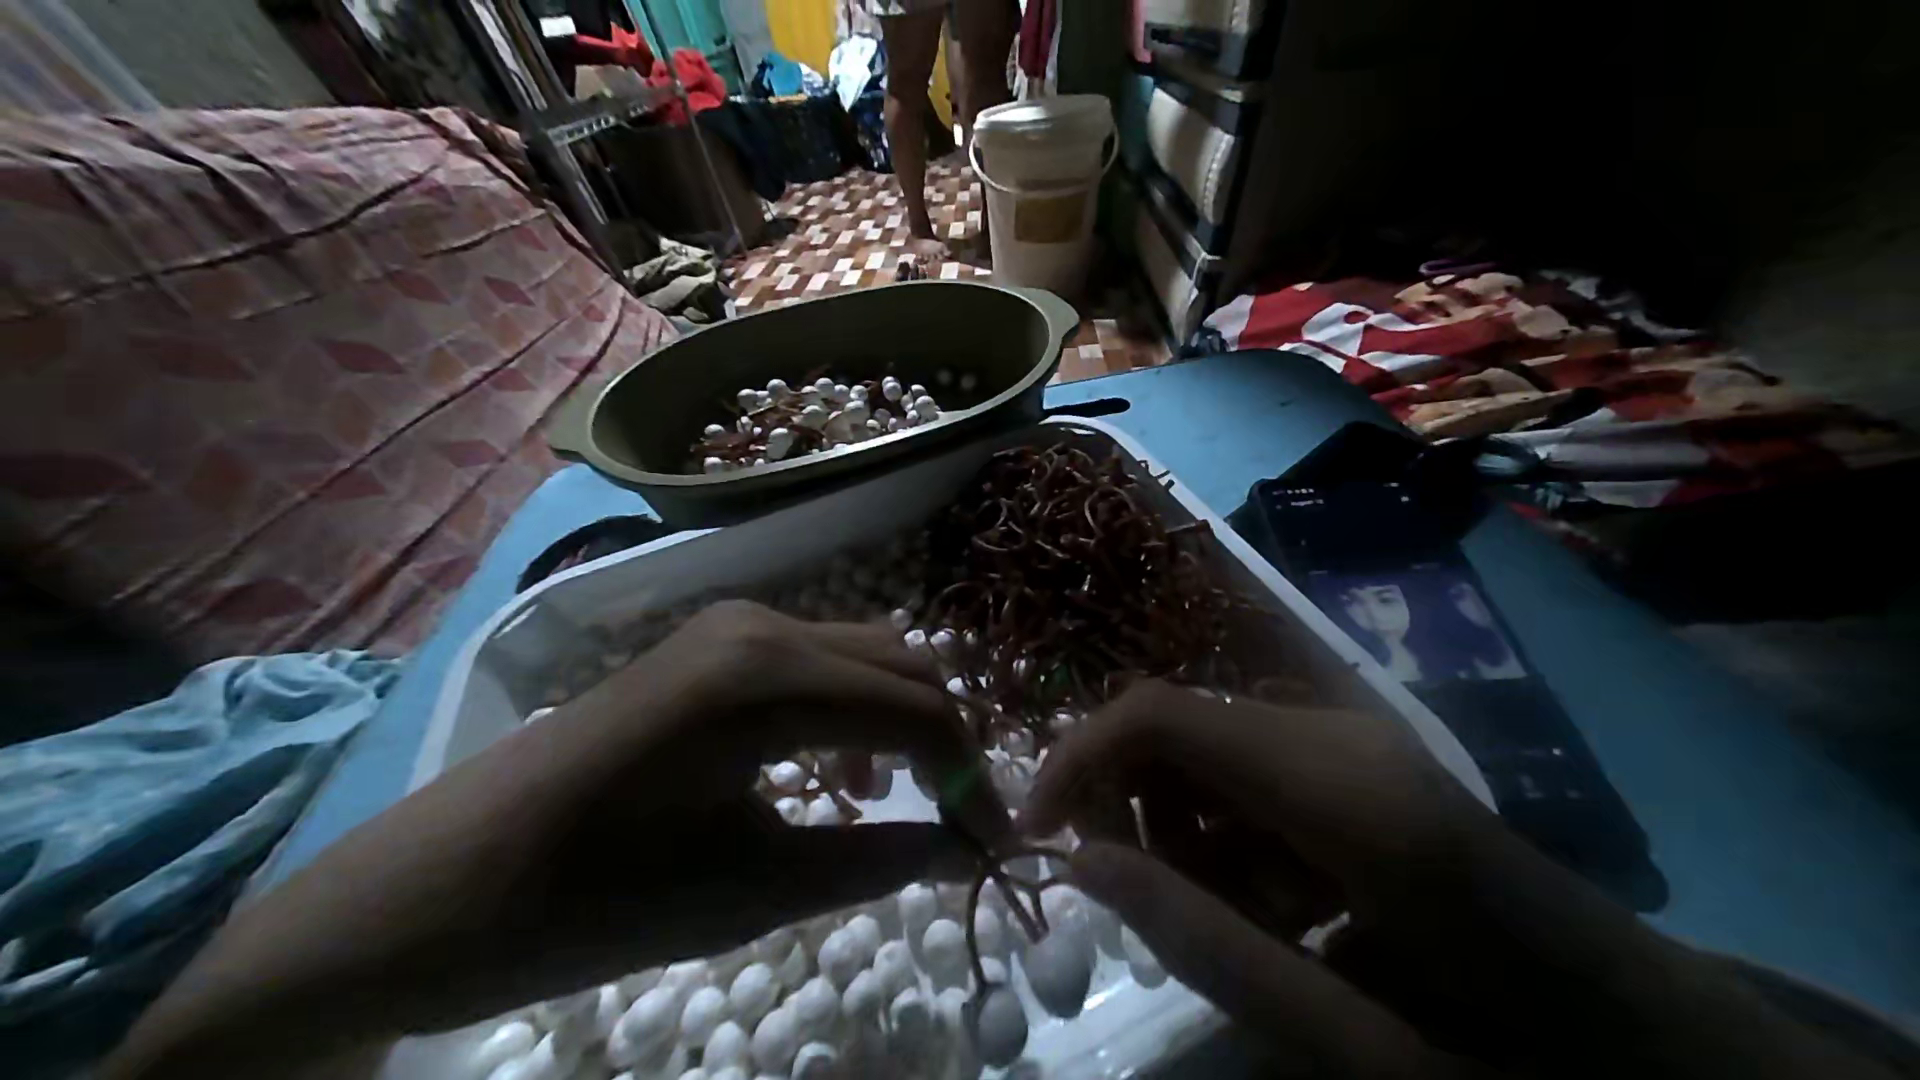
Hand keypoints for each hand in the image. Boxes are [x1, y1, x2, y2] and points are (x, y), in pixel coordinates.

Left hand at [106, 601, 1001, 1076]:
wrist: (442, 883)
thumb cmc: (594, 901)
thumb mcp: (755, 891)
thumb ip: (881, 861)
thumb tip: (970, 852)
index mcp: (769, 678)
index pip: (918, 711)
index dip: (970, 777)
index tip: (995, 843)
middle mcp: (763, 624)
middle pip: (905, 665)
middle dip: (947, 741)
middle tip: (961, 820)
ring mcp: (735, 623)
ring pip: (868, 652)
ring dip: (903, 718)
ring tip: (901, 796)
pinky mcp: (715, 640)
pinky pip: (821, 657)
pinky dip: (855, 705)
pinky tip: (836, 767)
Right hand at [1024, 681, 1892, 1078]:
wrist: (1666, 1051)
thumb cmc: (1513, 1064)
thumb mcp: (1352, 1048)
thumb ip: (1203, 946)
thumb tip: (1080, 861)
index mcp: (1344, 792)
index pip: (1165, 714)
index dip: (1079, 754)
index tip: (1035, 825)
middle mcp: (1339, 734)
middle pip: (1176, 722)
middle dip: (1125, 798)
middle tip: (1131, 891)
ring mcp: (1351, 737)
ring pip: (1202, 744)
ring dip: (1176, 822)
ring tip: (1223, 917)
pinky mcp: (1354, 756)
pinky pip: (1242, 763)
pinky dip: (1219, 826)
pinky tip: (1265, 899)